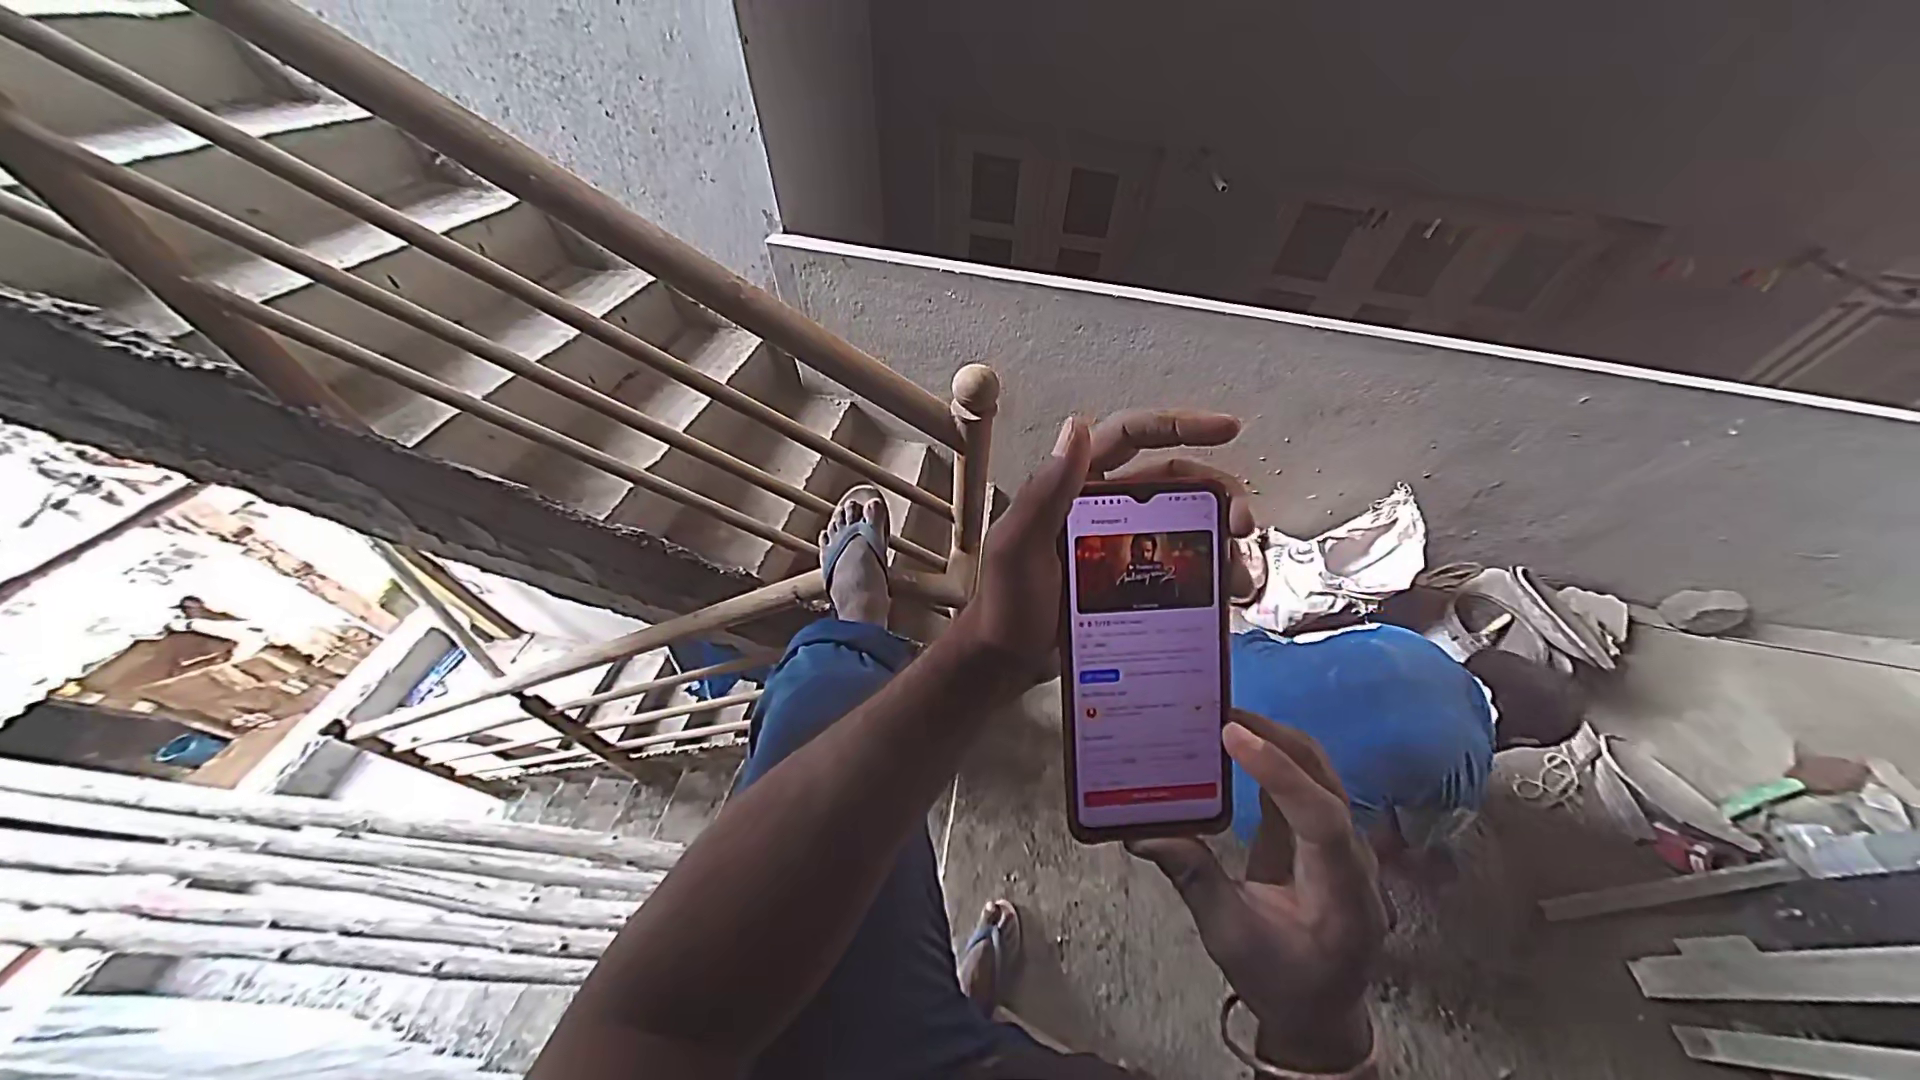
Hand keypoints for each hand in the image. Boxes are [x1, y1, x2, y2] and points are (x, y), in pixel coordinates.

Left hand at [947, 409, 1248, 692]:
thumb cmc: (1005, 605)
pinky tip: (1223, 590)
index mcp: (1072, 488)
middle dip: (1215, 491)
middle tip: (1242, 525)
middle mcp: (1100, 507)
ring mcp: (1117, 543)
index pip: (1128, 437)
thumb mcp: (1018, 548)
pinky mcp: (1128, 578)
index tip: (1229, 430)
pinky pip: (1175, 562)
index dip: (1177, 425)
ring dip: (1217, 535)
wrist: (1006, 663)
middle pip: (1171, 480)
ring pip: (1181, 522)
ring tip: (1239, 569)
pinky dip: (1203, 570)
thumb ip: (1044, 493)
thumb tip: (1078, 427)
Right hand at [1130, 710, 1385, 1072]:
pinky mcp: (1324, 833)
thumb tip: (1140, 832)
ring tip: (1224, 719)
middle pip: (1324, 777)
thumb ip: (1193, 877)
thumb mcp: (1229, 934)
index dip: (1278, 771)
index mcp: (1340, 889)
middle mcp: (1354, 855)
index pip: (1320, 816)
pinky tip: (1237, 745)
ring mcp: (1344, 841)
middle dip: (1273, 737)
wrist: (1321, 1010)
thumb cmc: (1279, 978)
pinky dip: (1272, 756)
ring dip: (1274, 739)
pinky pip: (1303, 781)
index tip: (1231, 734)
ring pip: (1318, 770)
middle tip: (1217, 711)